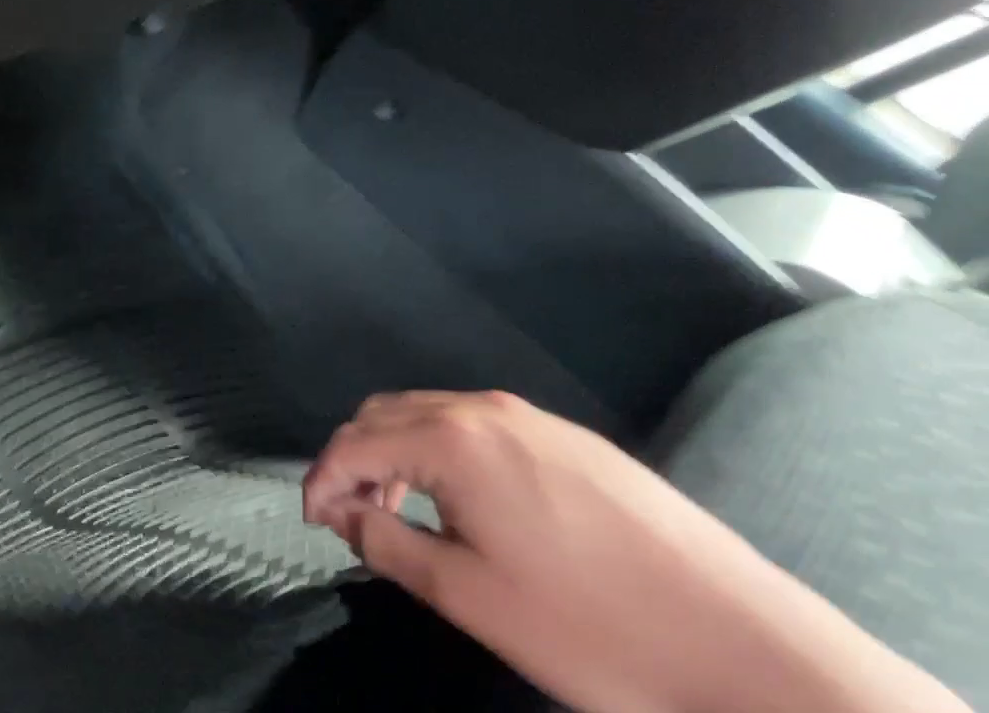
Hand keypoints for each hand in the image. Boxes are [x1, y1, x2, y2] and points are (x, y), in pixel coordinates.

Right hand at [303, 391, 967, 712]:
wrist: (748, 649)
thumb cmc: (589, 626)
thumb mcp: (466, 595)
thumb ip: (386, 544)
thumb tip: (348, 515)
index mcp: (454, 439)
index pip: (354, 441)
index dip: (320, 479)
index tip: (311, 521)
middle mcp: (489, 409)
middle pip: (387, 413)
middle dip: (353, 458)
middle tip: (348, 516)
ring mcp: (537, 420)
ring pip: (433, 416)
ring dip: (396, 453)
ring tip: (396, 511)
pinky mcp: (574, 441)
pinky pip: (479, 428)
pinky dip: (442, 453)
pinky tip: (460, 503)